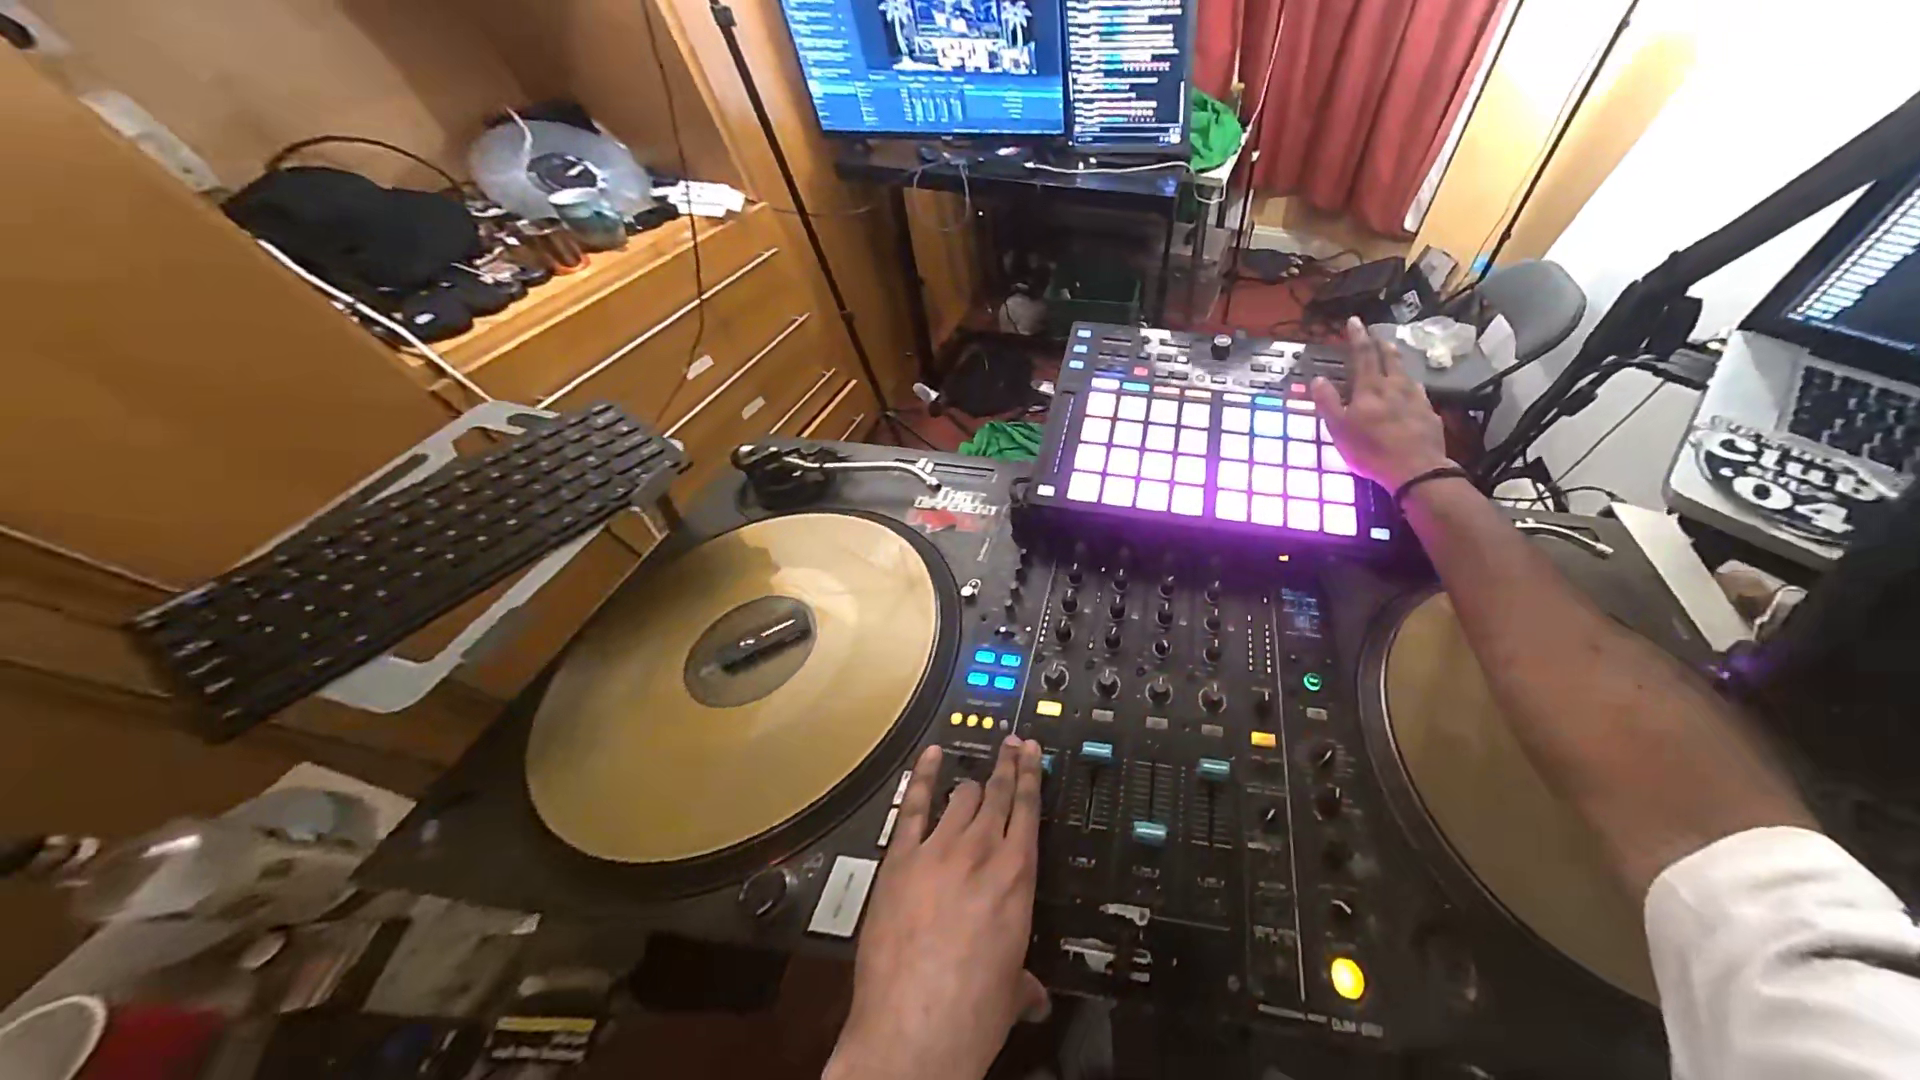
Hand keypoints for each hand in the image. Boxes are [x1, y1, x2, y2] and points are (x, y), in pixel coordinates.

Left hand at [826, 738, 1047, 1079]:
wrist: (913, 1029)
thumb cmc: (972, 1013)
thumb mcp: (1011, 992)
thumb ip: (1023, 981)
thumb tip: (1034, 995)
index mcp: (1016, 878)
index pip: (1028, 810)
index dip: (1030, 775)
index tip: (1030, 751)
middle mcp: (981, 853)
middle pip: (998, 794)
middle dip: (1007, 765)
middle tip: (1012, 743)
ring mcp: (939, 850)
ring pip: (962, 798)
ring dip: (972, 784)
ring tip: (978, 773)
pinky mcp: (901, 859)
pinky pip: (915, 806)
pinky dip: (924, 777)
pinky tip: (931, 757)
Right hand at [1311, 317, 1454, 490]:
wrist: (1416, 469)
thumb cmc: (1370, 450)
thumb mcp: (1339, 429)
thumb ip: (1328, 403)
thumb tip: (1318, 379)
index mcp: (1370, 389)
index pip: (1362, 355)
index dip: (1356, 337)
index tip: (1353, 321)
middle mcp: (1395, 386)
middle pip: (1388, 357)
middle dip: (1379, 343)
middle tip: (1373, 334)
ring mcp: (1415, 398)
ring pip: (1404, 371)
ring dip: (1395, 359)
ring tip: (1390, 355)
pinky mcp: (1428, 412)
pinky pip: (1416, 389)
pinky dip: (1407, 382)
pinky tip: (1407, 388)